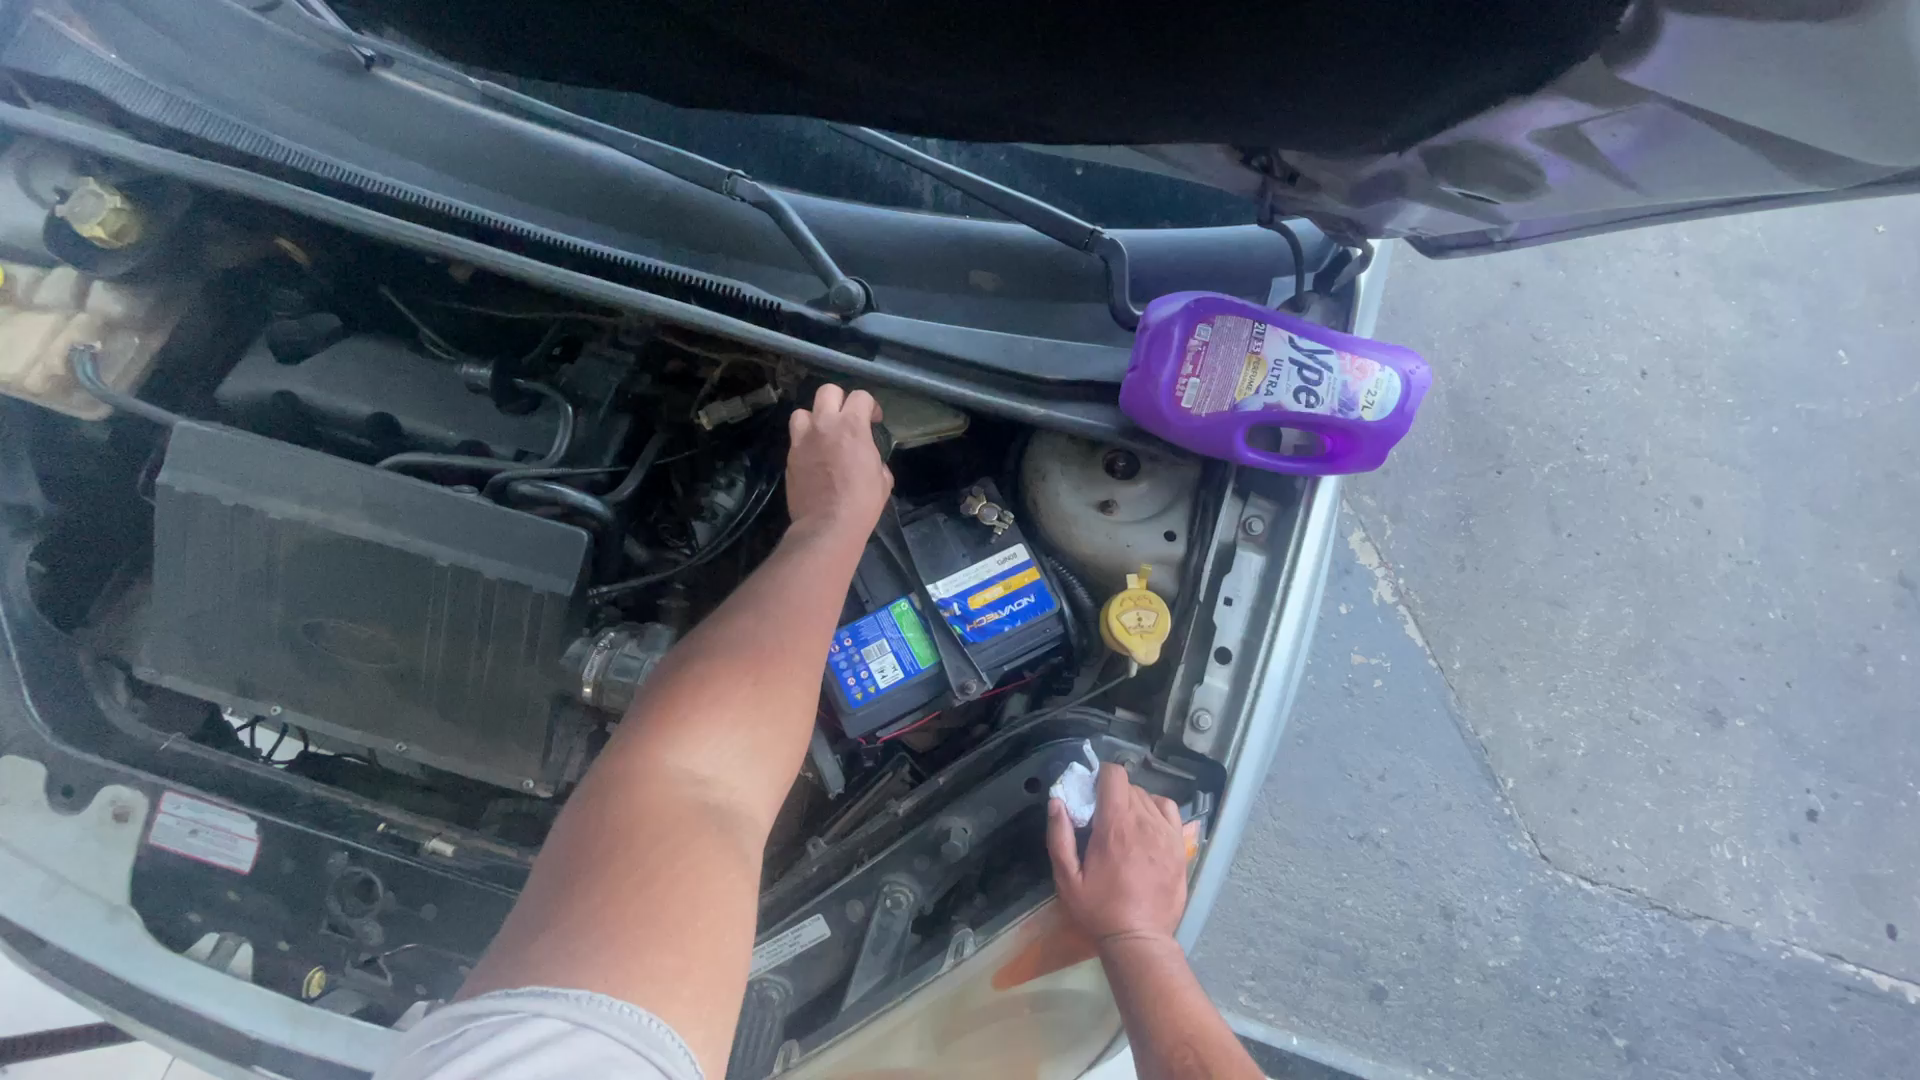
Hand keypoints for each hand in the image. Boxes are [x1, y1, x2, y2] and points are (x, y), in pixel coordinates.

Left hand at [786, 384, 891, 543]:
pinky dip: (806, 440)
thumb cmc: (862, 503)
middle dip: (840, 400)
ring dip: (815, 418)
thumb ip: (876, 459)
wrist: (827, 526)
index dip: (870, 406)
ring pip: (803, 411)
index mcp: (852, 427)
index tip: (874, 421)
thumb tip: (870, 460)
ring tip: (824, 434)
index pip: (861, 396)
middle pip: (827, 391)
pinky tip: (814, 456)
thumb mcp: (883, 480)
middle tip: (847, 419)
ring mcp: (802, 439)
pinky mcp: (790, 456)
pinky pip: (796, 437)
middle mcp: (824, 425)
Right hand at [1046, 763, 1194, 946]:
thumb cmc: (1099, 910)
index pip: (1114, 775)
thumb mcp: (1067, 878)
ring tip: (1123, 825)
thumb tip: (1057, 802)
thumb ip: (1059, 836)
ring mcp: (1166, 834)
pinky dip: (1156, 809)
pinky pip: (1169, 810)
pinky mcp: (1179, 846)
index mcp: (1115, 826)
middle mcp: (1144, 823)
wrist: (1140, 941)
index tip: (1091, 793)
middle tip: (1101, 817)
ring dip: (1132, 802)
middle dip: (1112, 794)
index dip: (1100, 776)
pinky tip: (1146, 825)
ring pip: (1148, 797)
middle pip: (1129, 786)